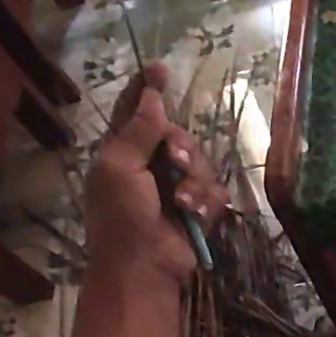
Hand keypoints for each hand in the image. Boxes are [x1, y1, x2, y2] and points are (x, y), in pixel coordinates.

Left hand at [87, 63, 228, 285]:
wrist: (144, 267)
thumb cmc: (122, 218)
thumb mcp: (120, 168)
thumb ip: (138, 131)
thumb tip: (153, 97)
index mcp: (122, 151)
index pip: (135, 111)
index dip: (148, 89)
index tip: (161, 69)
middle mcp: (150, 165)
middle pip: (178, 136)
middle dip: (181, 149)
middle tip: (175, 162)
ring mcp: (176, 188)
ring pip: (201, 163)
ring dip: (195, 183)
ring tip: (184, 205)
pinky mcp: (198, 209)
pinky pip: (215, 191)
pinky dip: (207, 203)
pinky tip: (197, 217)